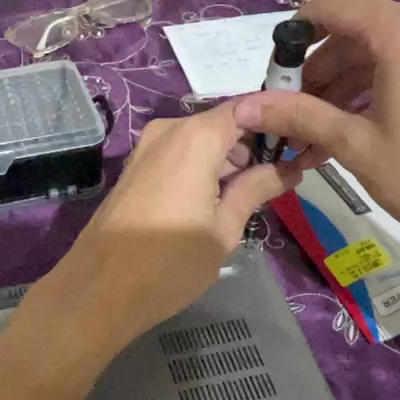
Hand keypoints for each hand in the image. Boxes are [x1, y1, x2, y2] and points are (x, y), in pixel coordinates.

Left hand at [23, 104, 300, 361]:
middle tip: (280, 180)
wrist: (99, 290)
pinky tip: (216, 204)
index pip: (248, 108)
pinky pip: (178, 158)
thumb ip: (256, 190)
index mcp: (197, 137)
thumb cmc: (169, 262)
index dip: (277, 122)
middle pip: (222, 126)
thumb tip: (289, 169)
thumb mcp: (225, 229)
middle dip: (253, 148)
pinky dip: (201, 172)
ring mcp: (146, 150)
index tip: (301, 146)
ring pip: (200, 143)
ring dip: (227, 163)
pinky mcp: (134, 171)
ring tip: (252, 198)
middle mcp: (169, 131)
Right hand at [230, 0, 399, 279]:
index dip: (293, 35)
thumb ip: (298, 116)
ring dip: (345, 87)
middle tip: (291, 118)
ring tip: (317, 135)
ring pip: (383, 52)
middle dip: (318, 71)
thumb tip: (246, 106)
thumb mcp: (355, 146)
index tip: (273, 76)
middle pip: (357, 32)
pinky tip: (356, 131)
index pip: (332, 6)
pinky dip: (378, 90)